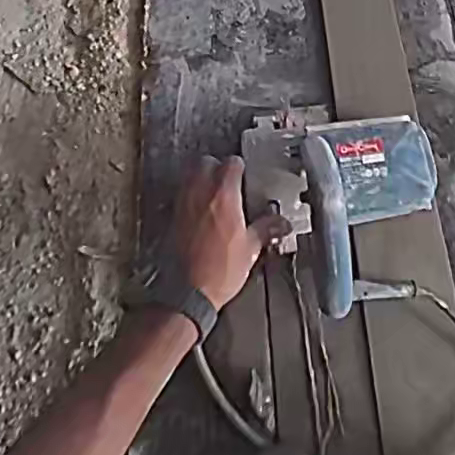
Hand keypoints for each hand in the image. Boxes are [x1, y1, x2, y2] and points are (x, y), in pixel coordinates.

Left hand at [171, 156, 288, 308]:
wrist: (188, 293)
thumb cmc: (219, 271)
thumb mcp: (250, 249)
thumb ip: (266, 230)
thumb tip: (281, 223)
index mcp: (224, 196)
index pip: (231, 164)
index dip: (239, 166)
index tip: (244, 174)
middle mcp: (201, 194)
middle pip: (205, 162)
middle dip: (216, 165)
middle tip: (227, 178)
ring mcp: (183, 203)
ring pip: (189, 174)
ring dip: (200, 176)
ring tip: (212, 190)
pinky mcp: (172, 216)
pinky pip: (180, 194)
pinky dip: (189, 194)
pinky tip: (198, 209)